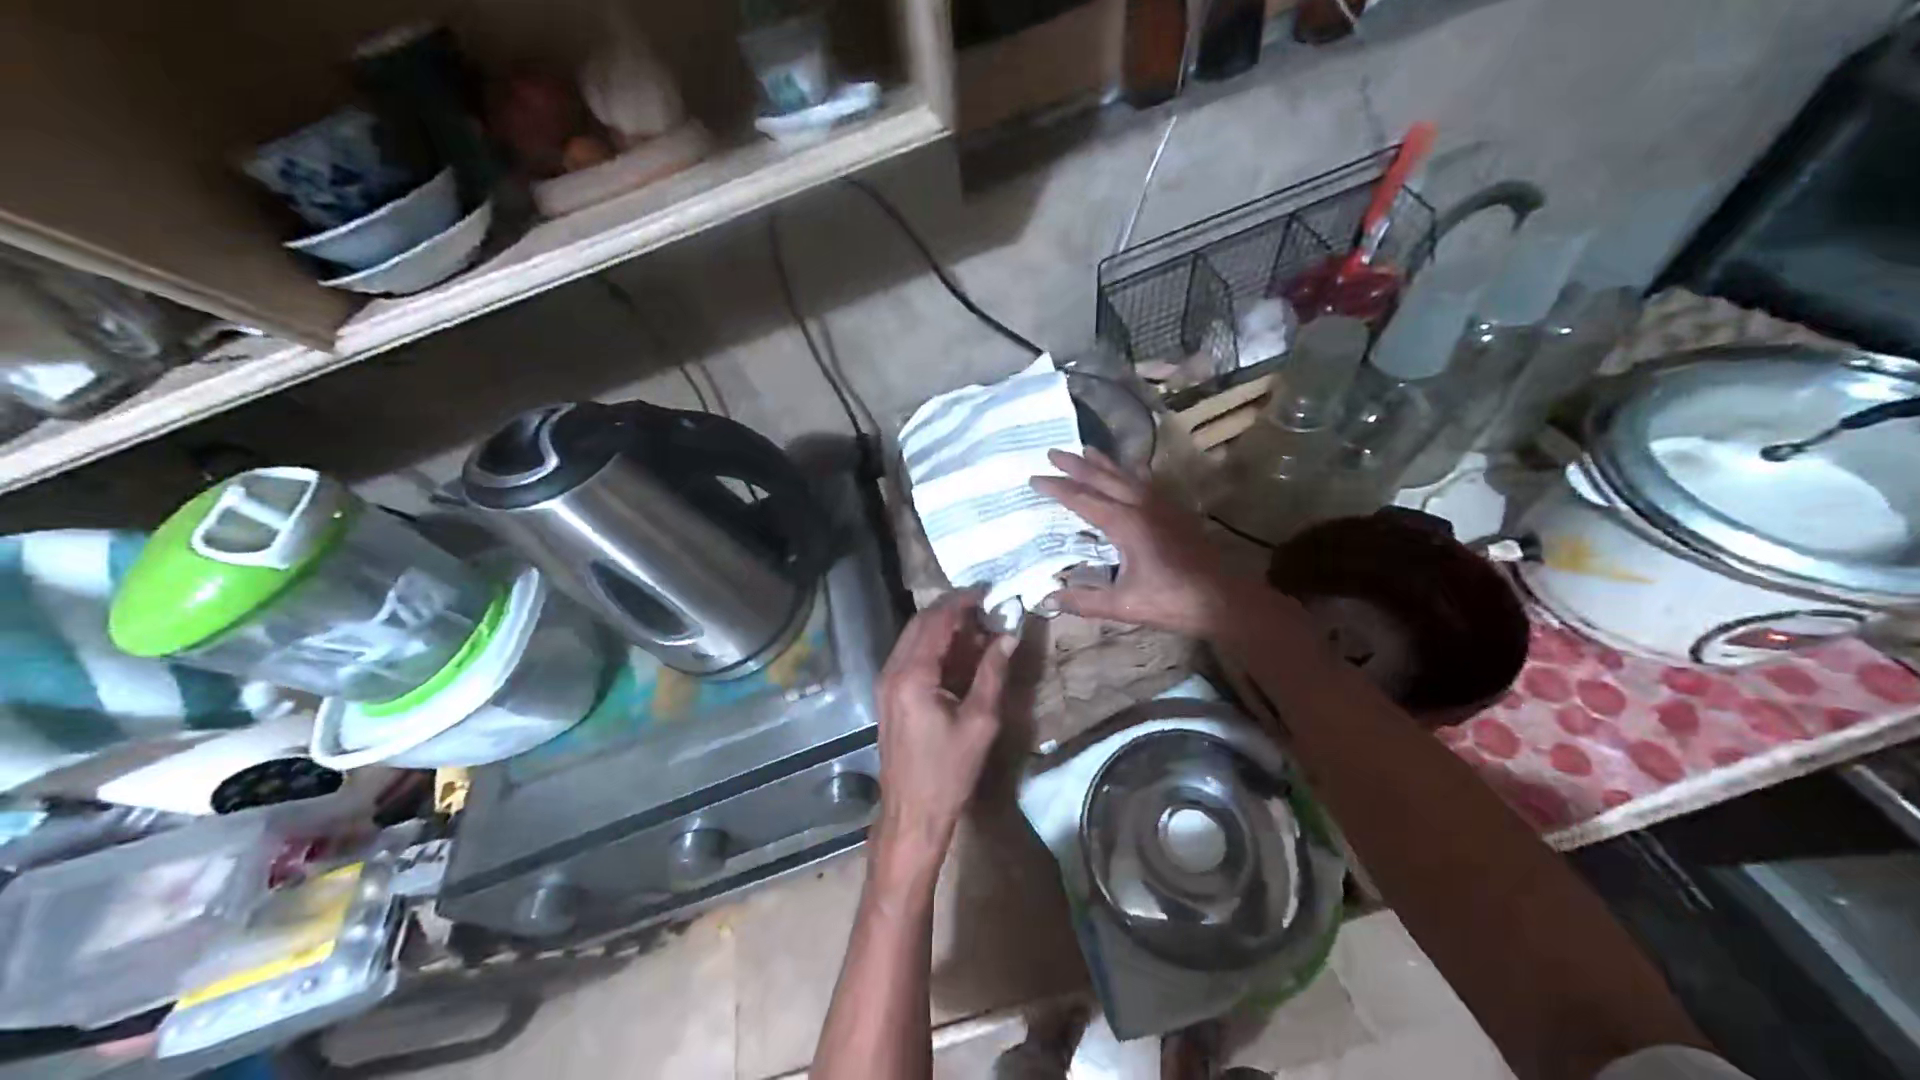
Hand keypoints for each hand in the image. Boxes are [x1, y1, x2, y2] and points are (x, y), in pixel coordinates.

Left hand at [872, 588, 1015, 884]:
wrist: (912, 812)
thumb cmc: (949, 771)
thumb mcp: (980, 721)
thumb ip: (992, 672)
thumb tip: (1009, 634)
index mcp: (912, 675)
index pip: (937, 620)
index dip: (963, 601)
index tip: (990, 592)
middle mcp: (892, 671)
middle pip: (921, 623)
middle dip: (954, 611)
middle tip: (988, 608)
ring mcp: (886, 683)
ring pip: (914, 638)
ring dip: (945, 629)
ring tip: (981, 629)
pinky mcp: (888, 695)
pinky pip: (911, 657)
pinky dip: (935, 648)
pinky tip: (961, 655)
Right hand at [1029, 448, 1239, 636]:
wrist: (1225, 599)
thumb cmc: (1173, 601)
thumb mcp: (1123, 605)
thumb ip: (1084, 601)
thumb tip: (1046, 599)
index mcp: (1125, 524)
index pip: (1083, 500)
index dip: (1057, 488)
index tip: (1034, 478)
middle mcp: (1142, 507)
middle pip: (1103, 479)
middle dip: (1076, 465)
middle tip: (1053, 452)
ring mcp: (1162, 506)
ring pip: (1127, 476)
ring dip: (1104, 463)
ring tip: (1087, 449)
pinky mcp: (1176, 512)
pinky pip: (1148, 483)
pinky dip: (1132, 472)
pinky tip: (1133, 469)